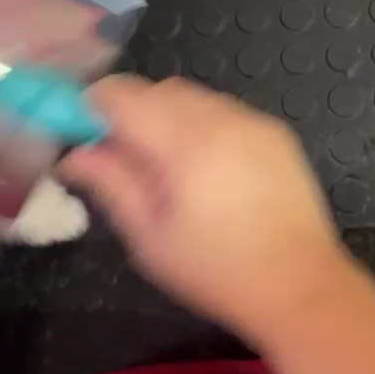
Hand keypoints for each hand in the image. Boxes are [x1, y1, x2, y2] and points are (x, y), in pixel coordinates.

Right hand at [59, 75, 357, 344]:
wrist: (300, 283)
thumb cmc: (216, 270)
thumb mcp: (150, 237)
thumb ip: (111, 184)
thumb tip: (74, 153)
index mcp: (185, 142)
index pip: (123, 95)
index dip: (93, 106)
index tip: (80, 131)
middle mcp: (222, 118)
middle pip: (159, 90)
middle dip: (132, 112)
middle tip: (123, 159)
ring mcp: (254, 121)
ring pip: (194, 97)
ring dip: (169, 117)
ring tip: (169, 170)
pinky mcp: (276, 132)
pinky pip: (225, 111)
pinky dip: (203, 125)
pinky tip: (207, 170)